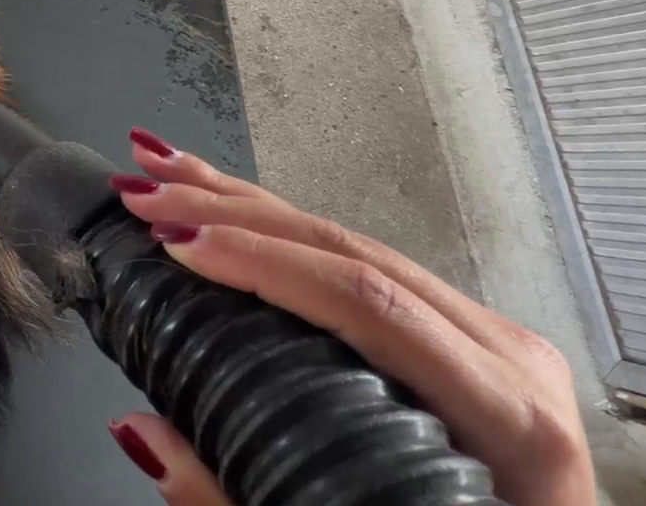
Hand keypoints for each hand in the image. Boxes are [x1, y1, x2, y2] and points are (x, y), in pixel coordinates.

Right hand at [104, 130, 595, 505]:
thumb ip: (236, 498)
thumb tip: (140, 433)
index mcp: (505, 418)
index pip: (366, 304)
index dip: (263, 262)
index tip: (179, 246)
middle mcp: (499, 355)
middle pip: (345, 249)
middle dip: (227, 212)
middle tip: (144, 197)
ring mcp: (478, 330)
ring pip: (341, 234)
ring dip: (237, 199)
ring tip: (157, 172)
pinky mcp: (450, 320)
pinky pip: (348, 249)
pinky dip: (270, 218)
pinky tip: (216, 191)